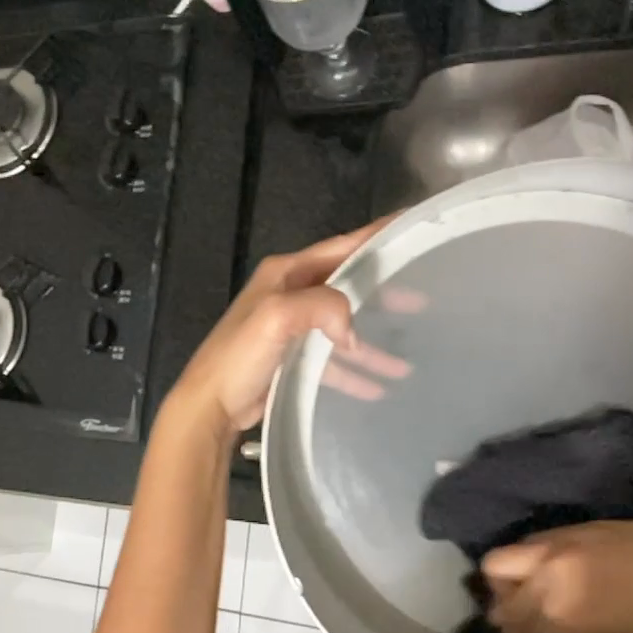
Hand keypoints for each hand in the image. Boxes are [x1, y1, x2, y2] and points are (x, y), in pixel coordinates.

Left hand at [169, 218, 410, 433]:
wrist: (209, 405)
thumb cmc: (239, 356)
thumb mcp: (277, 317)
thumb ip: (321, 307)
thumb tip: (353, 331)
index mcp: (286, 274)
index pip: (342, 246)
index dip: (377, 236)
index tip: (413, 227)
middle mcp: (290, 295)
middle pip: (348, 288)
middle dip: (383, 294)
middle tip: (423, 300)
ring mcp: (291, 329)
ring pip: (343, 330)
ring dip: (373, 344)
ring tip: (408, 360)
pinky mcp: (291, 361)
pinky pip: (332, 362)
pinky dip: (355, 372)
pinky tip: (379, 386)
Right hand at [481, 521, 632, 632]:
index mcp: (563, 610)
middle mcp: (554, 568)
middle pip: (504, 594)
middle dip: (511, 625)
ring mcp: (571, 540)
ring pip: (509, 557)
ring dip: (516, 585)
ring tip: (541, 607)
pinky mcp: (592, 526)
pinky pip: (544, 543)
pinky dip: (542, 565)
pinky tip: (569, 584)